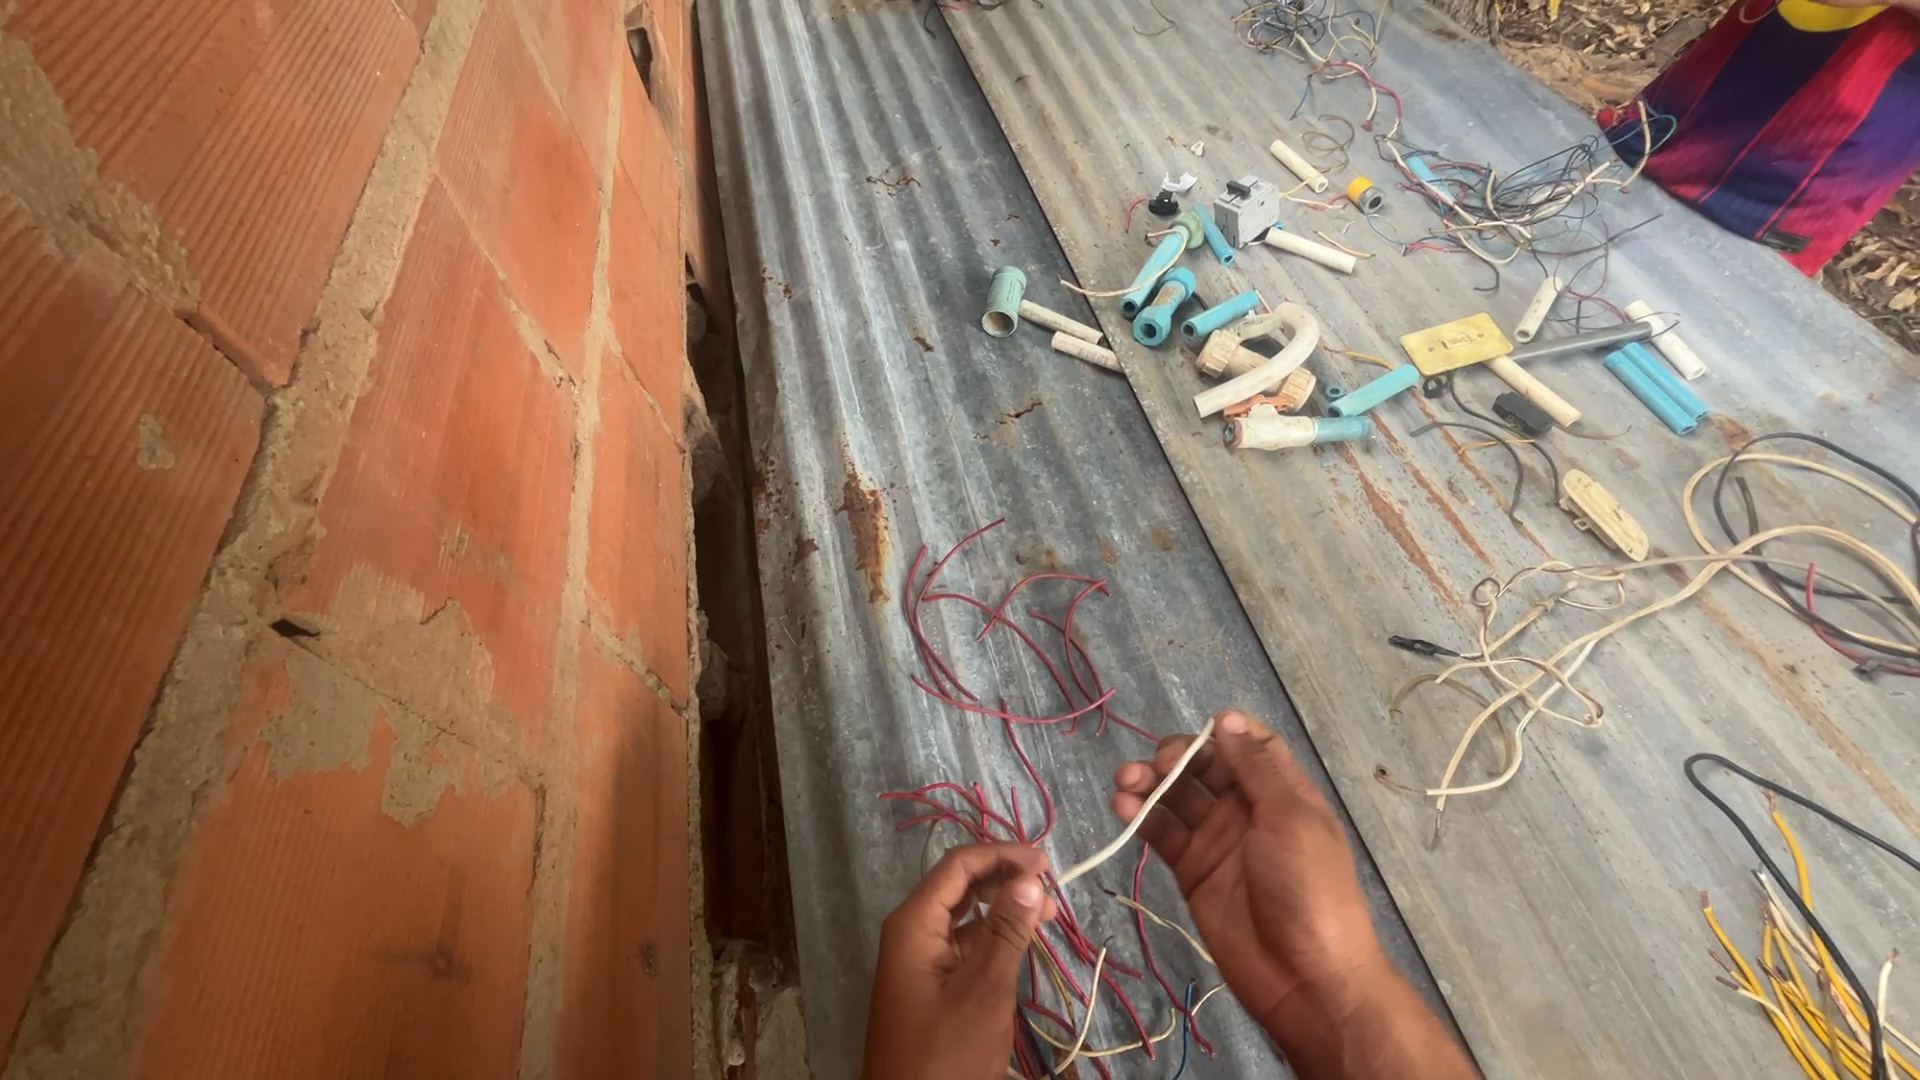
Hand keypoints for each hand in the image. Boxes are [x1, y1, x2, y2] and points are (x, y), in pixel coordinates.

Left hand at [861, 843, 1057, 1079]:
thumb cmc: (946, 1055)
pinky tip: (1019, 939)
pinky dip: (992, 935)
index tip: (1045, 862)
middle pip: (960, 884)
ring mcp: (919, 957)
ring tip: (1045, 912)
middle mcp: (912, 930)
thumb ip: (1006, 931)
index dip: (1001, 855)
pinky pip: (963, 942)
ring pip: (964, 913)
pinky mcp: (929, 983)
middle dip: (1004, 877)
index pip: (959, 865)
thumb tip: (1029, 877)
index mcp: (914, 921)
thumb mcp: (983, 990)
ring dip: (1002, 906)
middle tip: (1049, 884)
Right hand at [1114, 711, 1475, 1079]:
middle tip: (1160, 764)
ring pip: (1175, 795)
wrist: (1305, 978)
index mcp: (1279, 792)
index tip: (1202, 730)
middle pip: (1203, 765)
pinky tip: (1122, 806)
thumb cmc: (1309, 887)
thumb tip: (1226, 718)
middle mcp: (1245, 809)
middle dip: (1176, 755)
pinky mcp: (1190, 868)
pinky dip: (1138, 815)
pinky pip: (1160, 831)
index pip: (1250, 746)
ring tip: (1125, 781)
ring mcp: (1215, 839)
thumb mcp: (1291, 818)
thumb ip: (1255, 768)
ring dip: (1148, 781)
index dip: (1225, 731)